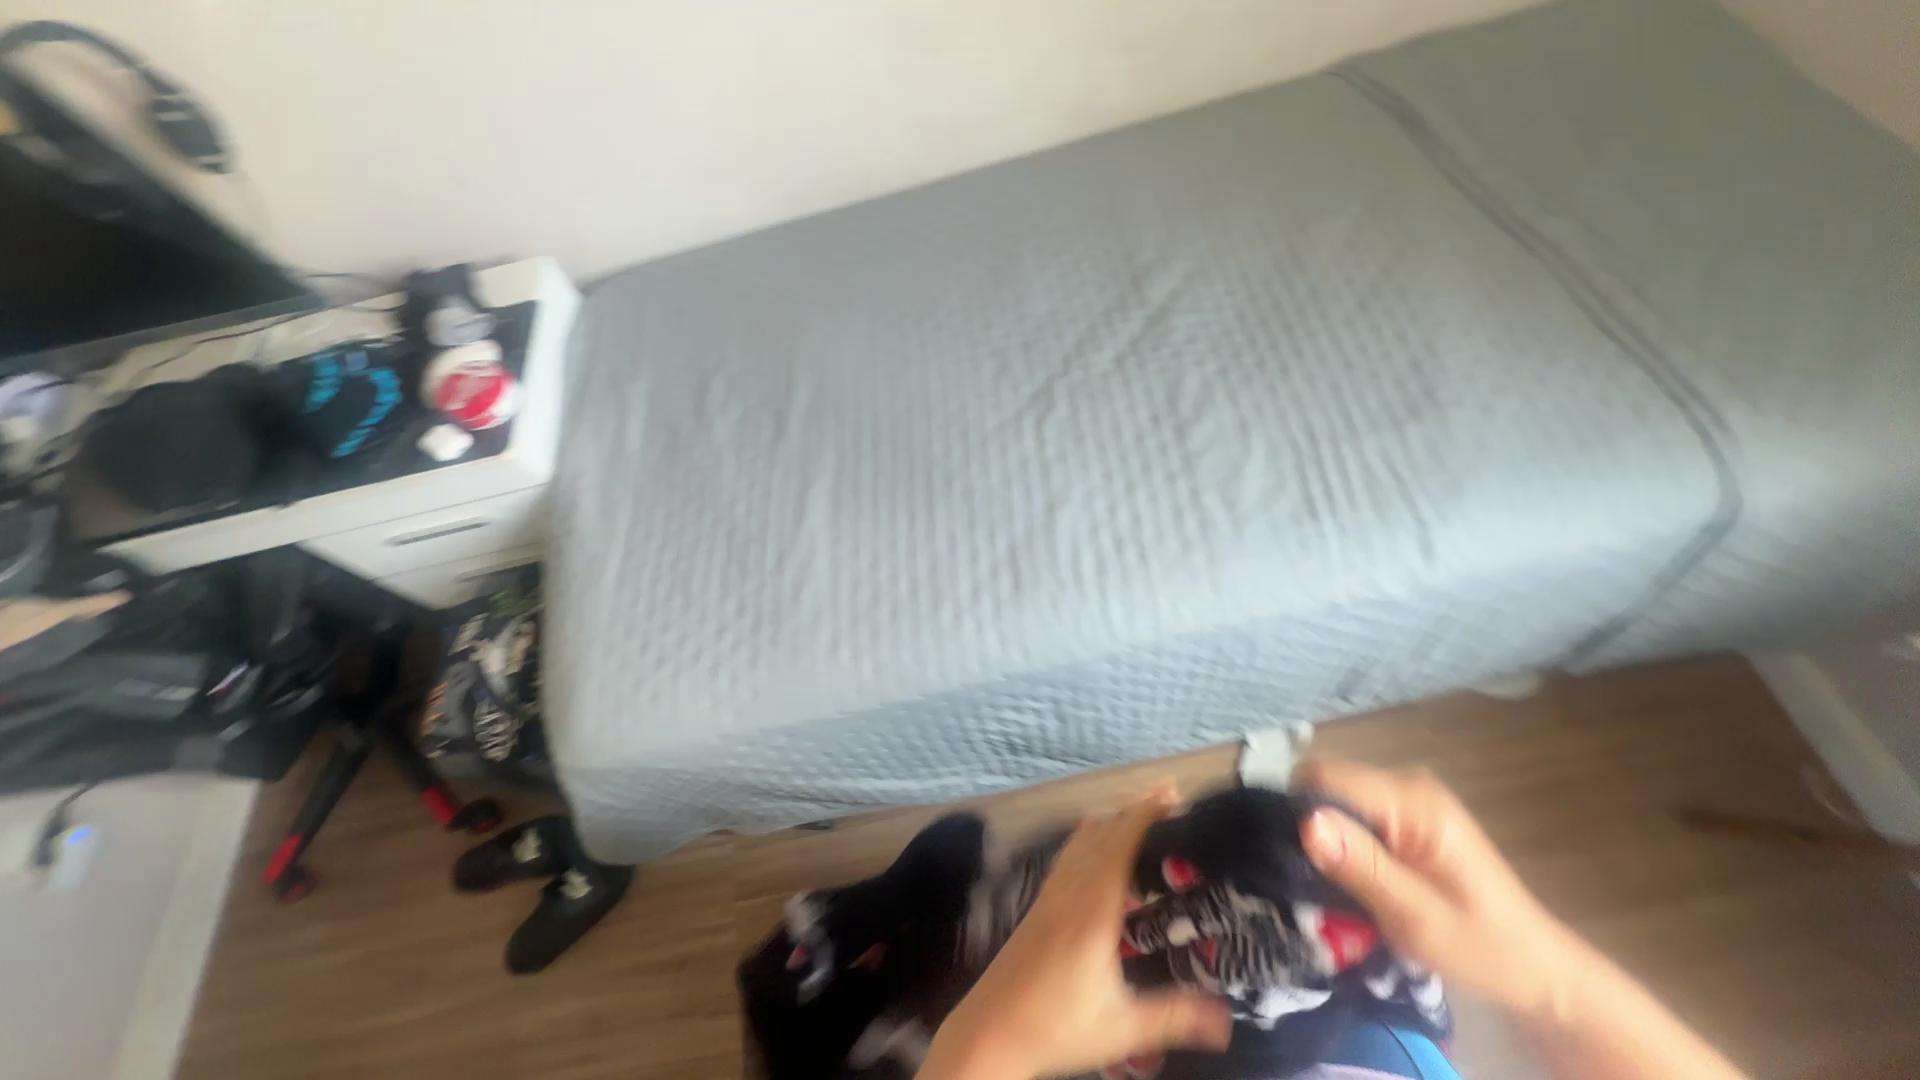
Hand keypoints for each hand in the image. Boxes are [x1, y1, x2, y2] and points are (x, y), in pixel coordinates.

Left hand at [921, 786, 1233, 1079]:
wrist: (989, 1030)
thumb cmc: (1055, 1027)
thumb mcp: (1121, 1027)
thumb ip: (1174, 1016)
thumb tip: (1228, 1019)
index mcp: (1093, 913)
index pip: (1120, 847)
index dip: (1144, 815)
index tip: (1170, 794)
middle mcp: (1069, 893)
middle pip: (1102, 835)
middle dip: (1134, 810)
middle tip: (1168, 795)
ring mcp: (1050, 896)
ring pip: (1080, 842)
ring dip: (1111, 820)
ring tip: (1139, 810)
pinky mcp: (1038, 906)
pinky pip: (1067, 857)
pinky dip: (1087, 838)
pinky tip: (1093, 842)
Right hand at [1292, 760, 1591, 1025]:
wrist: (1536, 970)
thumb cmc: (1480, 947)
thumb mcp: (1415, 916)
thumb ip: (1361, 865)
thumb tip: (1306, 821)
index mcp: (1412, 801)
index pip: (1325, 777)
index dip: (1293, 808)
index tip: (1278, 853)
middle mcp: (1407, 784)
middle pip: (1326, 784)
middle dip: (1305, 824)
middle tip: (1298, 875)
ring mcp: (1407, 798)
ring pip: (1334, 799)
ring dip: (1320, 835)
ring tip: (1316, 878)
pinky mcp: (1404, 815)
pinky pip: (1352, 812)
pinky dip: (1338, 841)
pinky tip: (1342, 874)